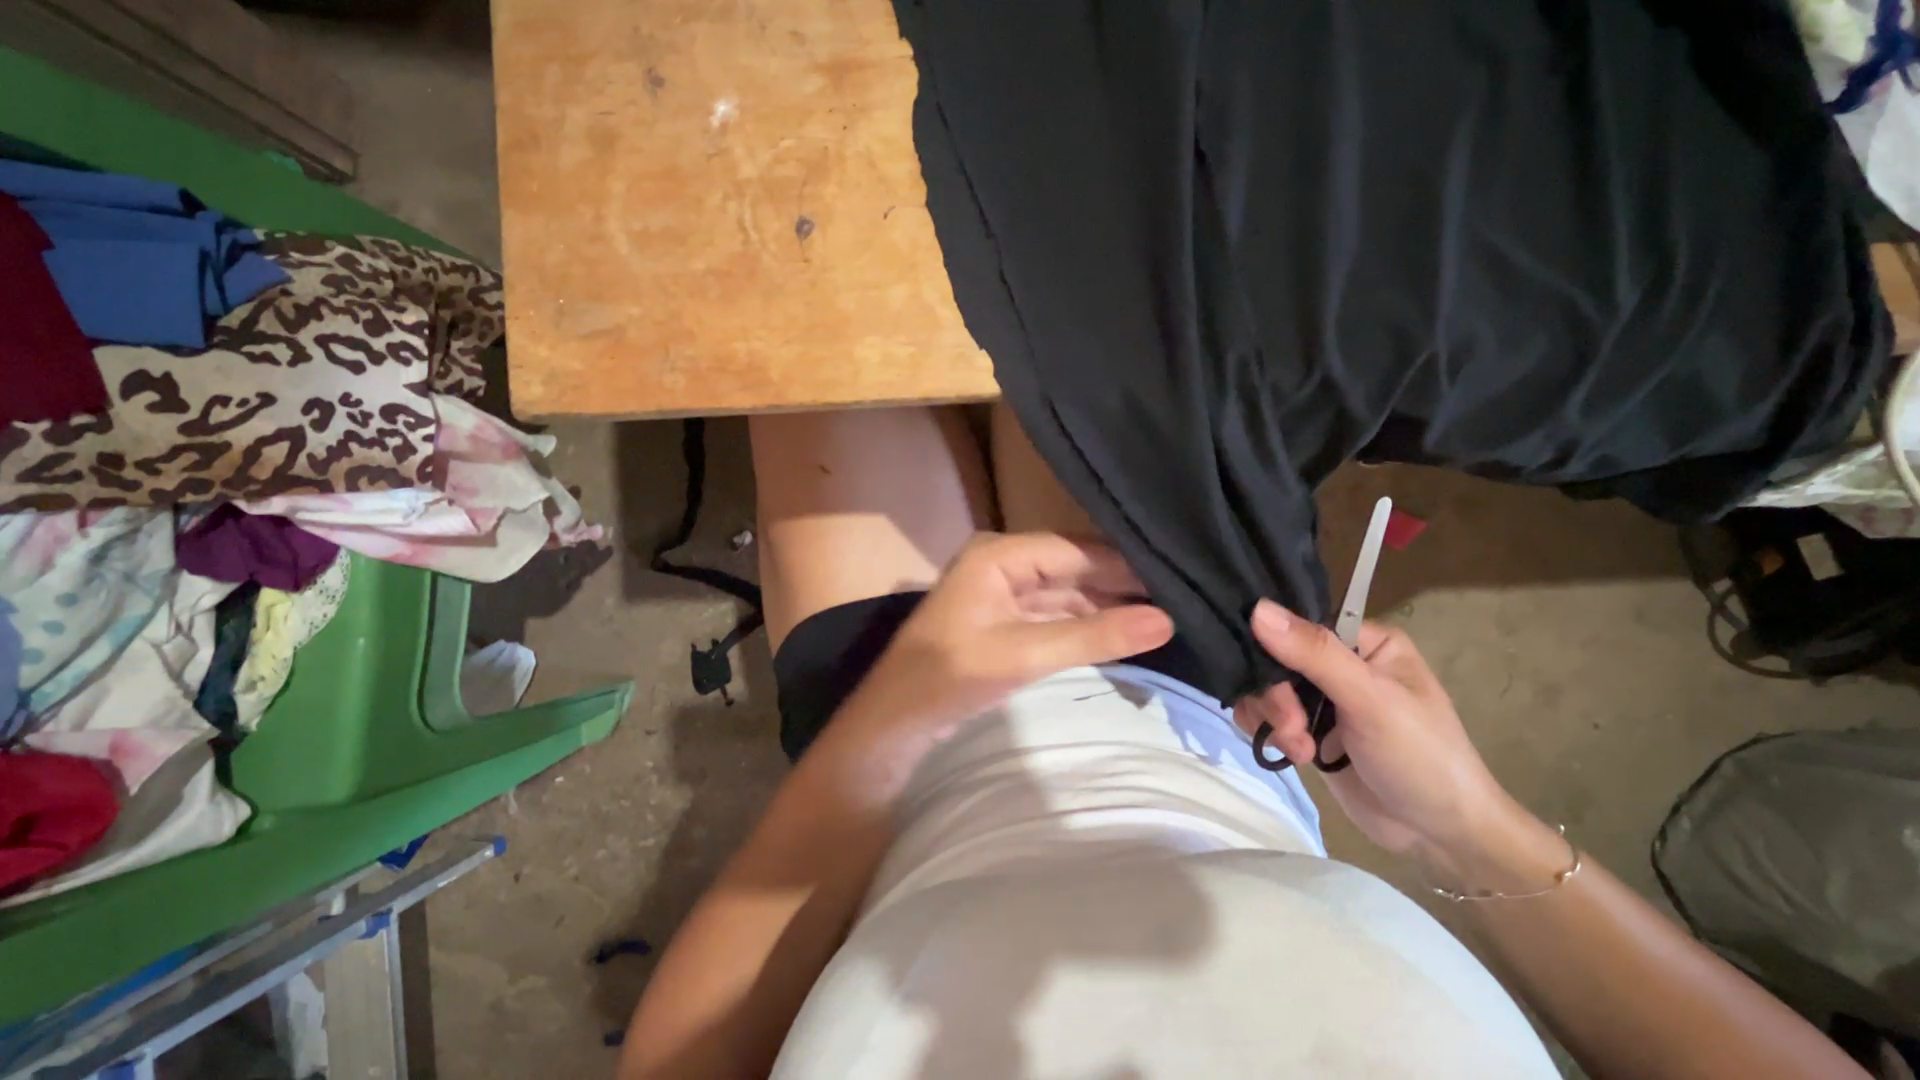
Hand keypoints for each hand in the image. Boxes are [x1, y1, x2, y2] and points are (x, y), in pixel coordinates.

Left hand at [848, 533, 1174, 729]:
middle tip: (1181, 595)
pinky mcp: (1005, 620)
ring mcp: (1002, 591)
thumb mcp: (1027, 655)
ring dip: (1106, 604)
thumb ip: (1095, 637)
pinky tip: (1122, 631)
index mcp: (999, 553)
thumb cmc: (952, 675)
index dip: (1126, 563)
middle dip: (1121, 582)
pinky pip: (1055, 613)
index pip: (1076, 549)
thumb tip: (1167, 620)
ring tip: (1164, 612)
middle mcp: (1002, 562)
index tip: (1178, 576)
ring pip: (1067, 591)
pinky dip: (1085, 623)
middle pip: (1074, 566)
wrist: (897, 719)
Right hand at [1232, 600, 1519, 866]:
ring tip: (1301, 750)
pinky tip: (1295, 756)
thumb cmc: (1420, 756)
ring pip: (1267, 690)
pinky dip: (1270, 734)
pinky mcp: (1312, 733)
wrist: (1440, 833)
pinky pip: (1268, 718)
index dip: (1275, 646)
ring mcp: (1325, 701)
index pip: (1301, 625)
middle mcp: (1343, 664)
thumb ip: (1315, 654)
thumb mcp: (1370, 700)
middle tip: (1295, 729)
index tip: (1273, 680)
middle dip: (1277, 697)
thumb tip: (1257, 607)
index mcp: (1366, 642)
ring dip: (1273, 720)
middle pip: (1277, 659)